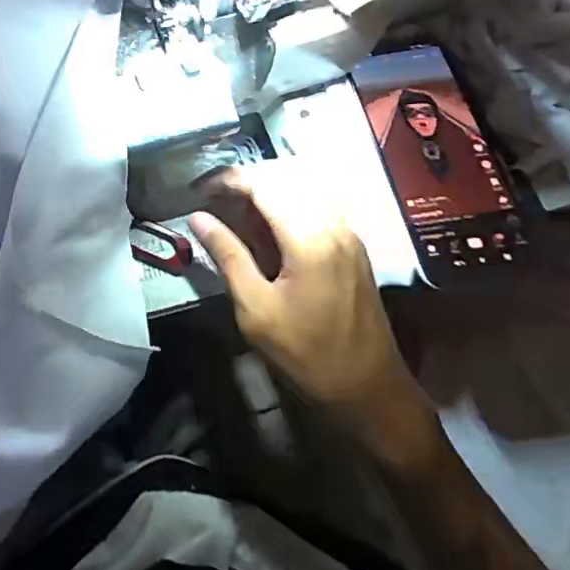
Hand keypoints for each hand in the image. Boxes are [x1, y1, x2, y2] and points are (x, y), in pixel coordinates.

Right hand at [189, 161, 431, 431]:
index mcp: (309, 237)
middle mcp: (333, 224)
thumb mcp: (256, 310)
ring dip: (266, 189)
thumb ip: (228, 256)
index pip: (263, 184)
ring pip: (301, 188)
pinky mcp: (352, 245)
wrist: (370, 390)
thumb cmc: (308, 356)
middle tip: (213, 199)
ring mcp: (347, 233)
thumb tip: (198, 218)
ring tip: (235, 209)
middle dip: (245, 181)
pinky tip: (267, 225)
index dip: (227, 180)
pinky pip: (315, 204)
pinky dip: (287, 202)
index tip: (198, 190)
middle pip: (283, 178)